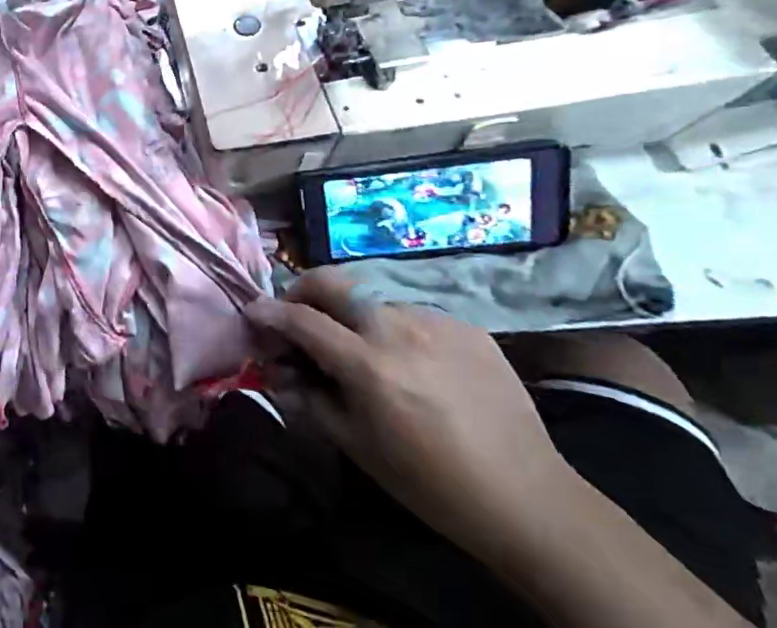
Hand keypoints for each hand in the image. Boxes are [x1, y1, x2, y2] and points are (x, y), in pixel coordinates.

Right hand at [245, 270, 573, 559]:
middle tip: (296, 314)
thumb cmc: (428, 481)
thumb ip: (310, 398)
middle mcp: (397, 327)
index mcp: (368, 363)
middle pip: (334, 281)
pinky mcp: (466, 325)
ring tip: (357, 346)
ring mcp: (436, 320)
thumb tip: (277, 370)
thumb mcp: (356, 445)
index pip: (302, 319)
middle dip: (302, 290)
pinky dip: (393, 327)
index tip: (253, 312)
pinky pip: (413, 313)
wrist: (524, 494)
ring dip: (350, 312)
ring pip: (374, 297)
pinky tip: (407, 360)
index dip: (270, 313)